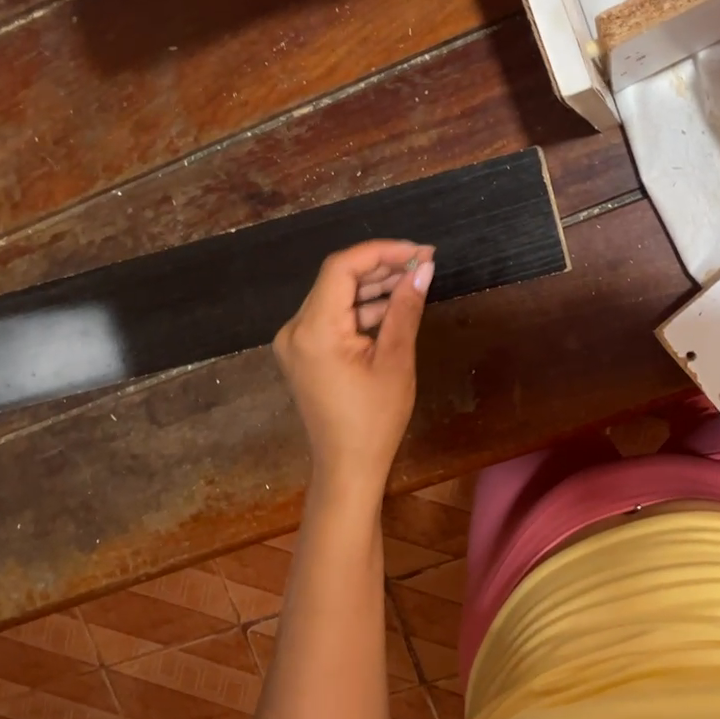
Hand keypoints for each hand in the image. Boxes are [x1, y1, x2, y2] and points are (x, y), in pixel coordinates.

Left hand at [274, 240, 434, 490]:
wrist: (347, 467)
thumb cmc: (375, 419)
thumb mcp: (396, 360)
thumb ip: (406, 308)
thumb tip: (424, 268)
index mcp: (314, 330)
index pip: (342, 268)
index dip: (382, 252)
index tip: (420, 252)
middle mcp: (295, 329)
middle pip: (337, 280)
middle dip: (381, 267)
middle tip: (424, 264)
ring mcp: (296, 342)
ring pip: (337, 297)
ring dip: (374, 288)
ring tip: (415, 282)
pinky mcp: (305, 352)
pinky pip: (334, 318)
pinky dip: (362, 310)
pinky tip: (394, 306)